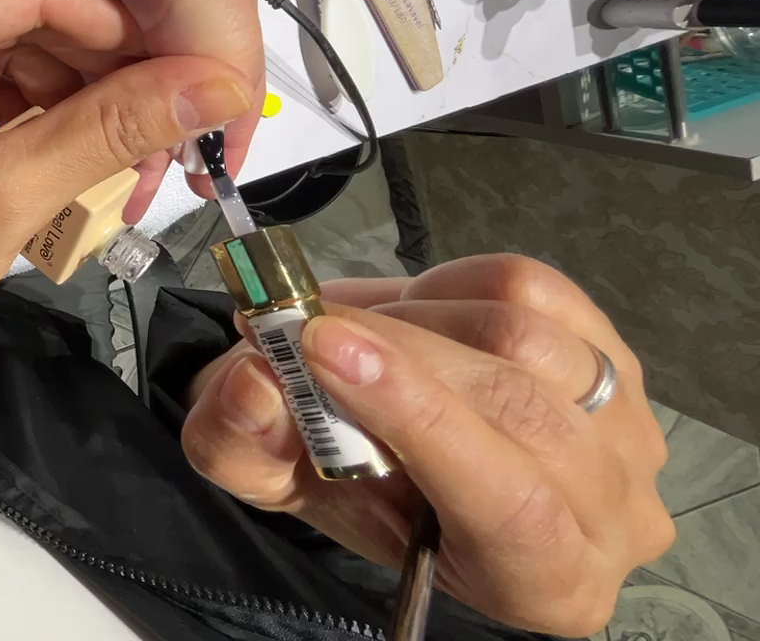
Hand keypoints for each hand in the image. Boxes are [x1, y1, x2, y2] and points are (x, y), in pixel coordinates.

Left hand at [0, 0, 262, 221]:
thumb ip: (205, 46)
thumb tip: (228, 126)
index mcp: (189, 3)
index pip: (188, 91)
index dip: (168, 145)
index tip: (140, 205)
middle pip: (128, 87)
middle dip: (109, 140)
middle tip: (77, 198)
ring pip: (81, 69)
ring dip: (71, 115)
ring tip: (42, 167)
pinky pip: (45, 41)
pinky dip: (41, 76)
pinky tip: (25, 111)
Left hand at [0, 0, 251, 382]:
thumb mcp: (11, 192)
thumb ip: (112, 130)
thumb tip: (222, 82)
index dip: (119, 27)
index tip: (188, 75)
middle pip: (27, 17)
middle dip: (101, 68)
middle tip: (173, 117)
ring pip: (19, 48)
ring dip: (78, 94)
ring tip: (132, 143)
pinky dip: (42, 109)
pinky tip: (81, 146)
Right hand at [180, 255, 673, 634]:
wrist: (349, 427)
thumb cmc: (314, 467)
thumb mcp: (247, 465)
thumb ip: (238, 438)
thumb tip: (256, 381)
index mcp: (532, 579)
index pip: (511, 505)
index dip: (418, 416)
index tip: (321, 345)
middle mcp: (608, 514)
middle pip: (519, 407)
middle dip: (392, 347)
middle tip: (293, 318)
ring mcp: (623, 426)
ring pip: (522, 337)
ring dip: (406, 316)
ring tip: (346, 328)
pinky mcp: (603, 348)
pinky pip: (529, 287)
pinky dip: (444, 282)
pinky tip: (407, 312)